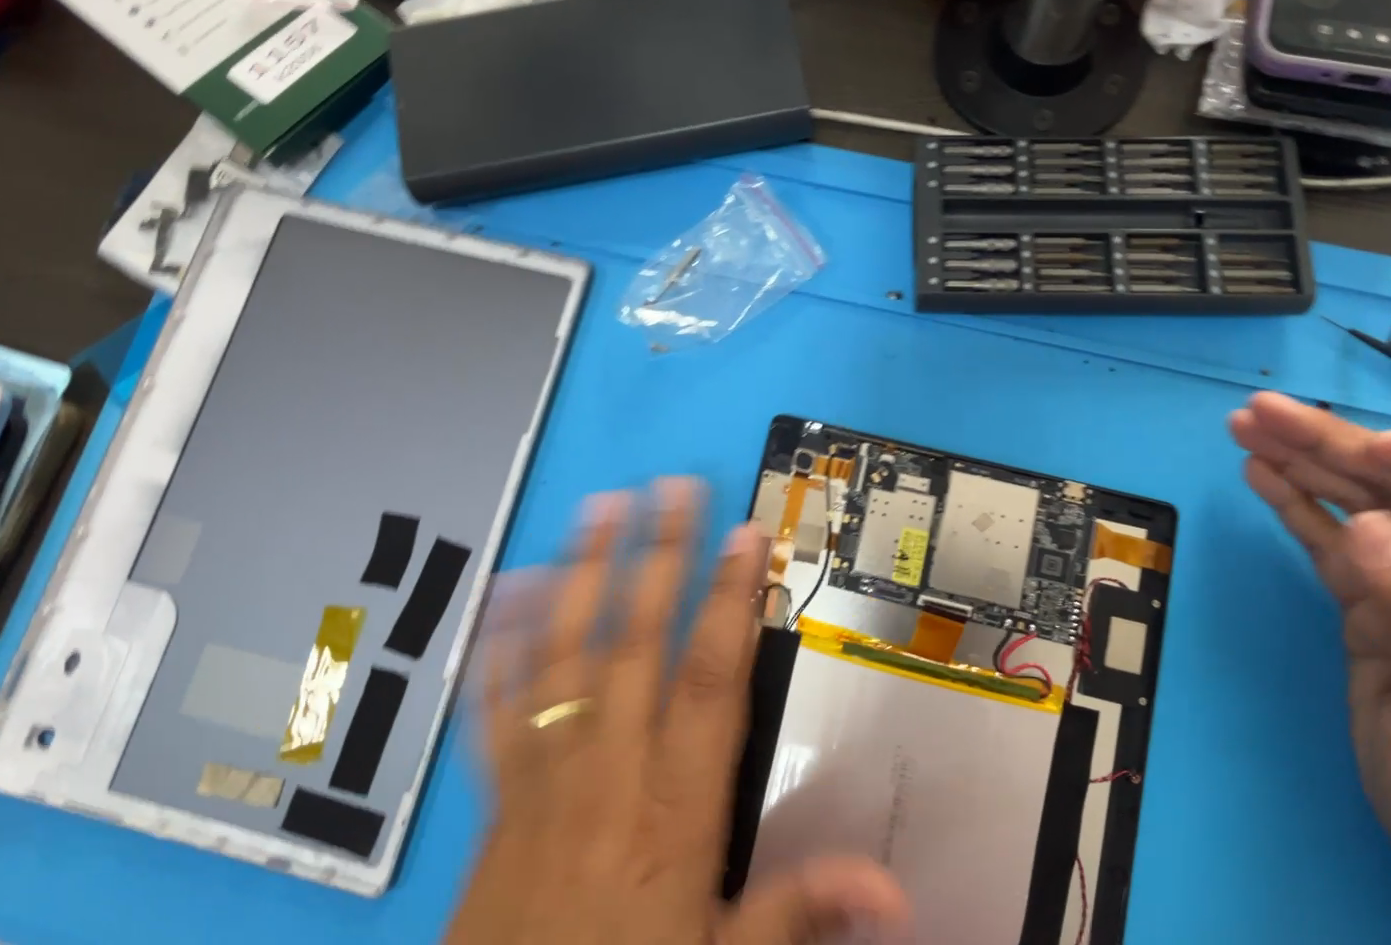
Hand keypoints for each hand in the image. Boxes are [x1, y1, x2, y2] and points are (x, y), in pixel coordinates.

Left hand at [447, 479, 910, 944]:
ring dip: (581, 574)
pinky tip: (506, 589)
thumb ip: (802, 909)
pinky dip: (499, 643)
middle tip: (672, 486)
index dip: (730, 602)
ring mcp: (543, 775)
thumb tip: (895, 885)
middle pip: (634, 644)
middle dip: (657, 557)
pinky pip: (494, 705)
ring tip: (601, 507)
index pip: (710, 681)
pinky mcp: (496, 793)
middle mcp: (608, 771)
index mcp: (674, 807)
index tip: (747, 538)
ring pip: (563, 654)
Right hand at [1228, 394, 1390, 944]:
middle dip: (1342, 441)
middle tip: (1264, 413)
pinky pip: (1333, 545)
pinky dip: (1297, 508)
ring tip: (1245, 428)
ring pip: (1364, 504)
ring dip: (1306, 462)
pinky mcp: (1373, 609)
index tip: (1377, 453)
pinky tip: (1261, 476)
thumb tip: (1369, 525)